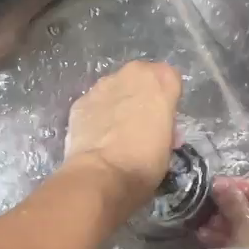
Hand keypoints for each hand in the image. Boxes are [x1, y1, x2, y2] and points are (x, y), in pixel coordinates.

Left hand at [63, 60, 181, 202]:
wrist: (100, 174)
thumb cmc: (144, 162)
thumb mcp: (168, 145)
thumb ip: (164, 126)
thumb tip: (156, 129)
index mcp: (161, 79)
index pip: (169, 81)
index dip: (165, 102)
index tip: (161, 120)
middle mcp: (132, 73)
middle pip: (139, 81)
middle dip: (139, 99)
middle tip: (138, 126)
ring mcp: (102, 85)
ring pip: (113, 91)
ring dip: (115, 106)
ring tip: (113, 135)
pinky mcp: (79, 102)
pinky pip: (93, 106)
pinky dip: (94, 117)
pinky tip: (95, 138)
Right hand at [196, 178, 248, 248]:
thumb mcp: (247, 224)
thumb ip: (234, 202)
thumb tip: (220, 183)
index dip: (248, 188)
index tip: (222, 185)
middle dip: (236, 209)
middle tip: (213, 205)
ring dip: (230, 225)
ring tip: (205, 223)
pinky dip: (235, 241)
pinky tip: (208, 238)